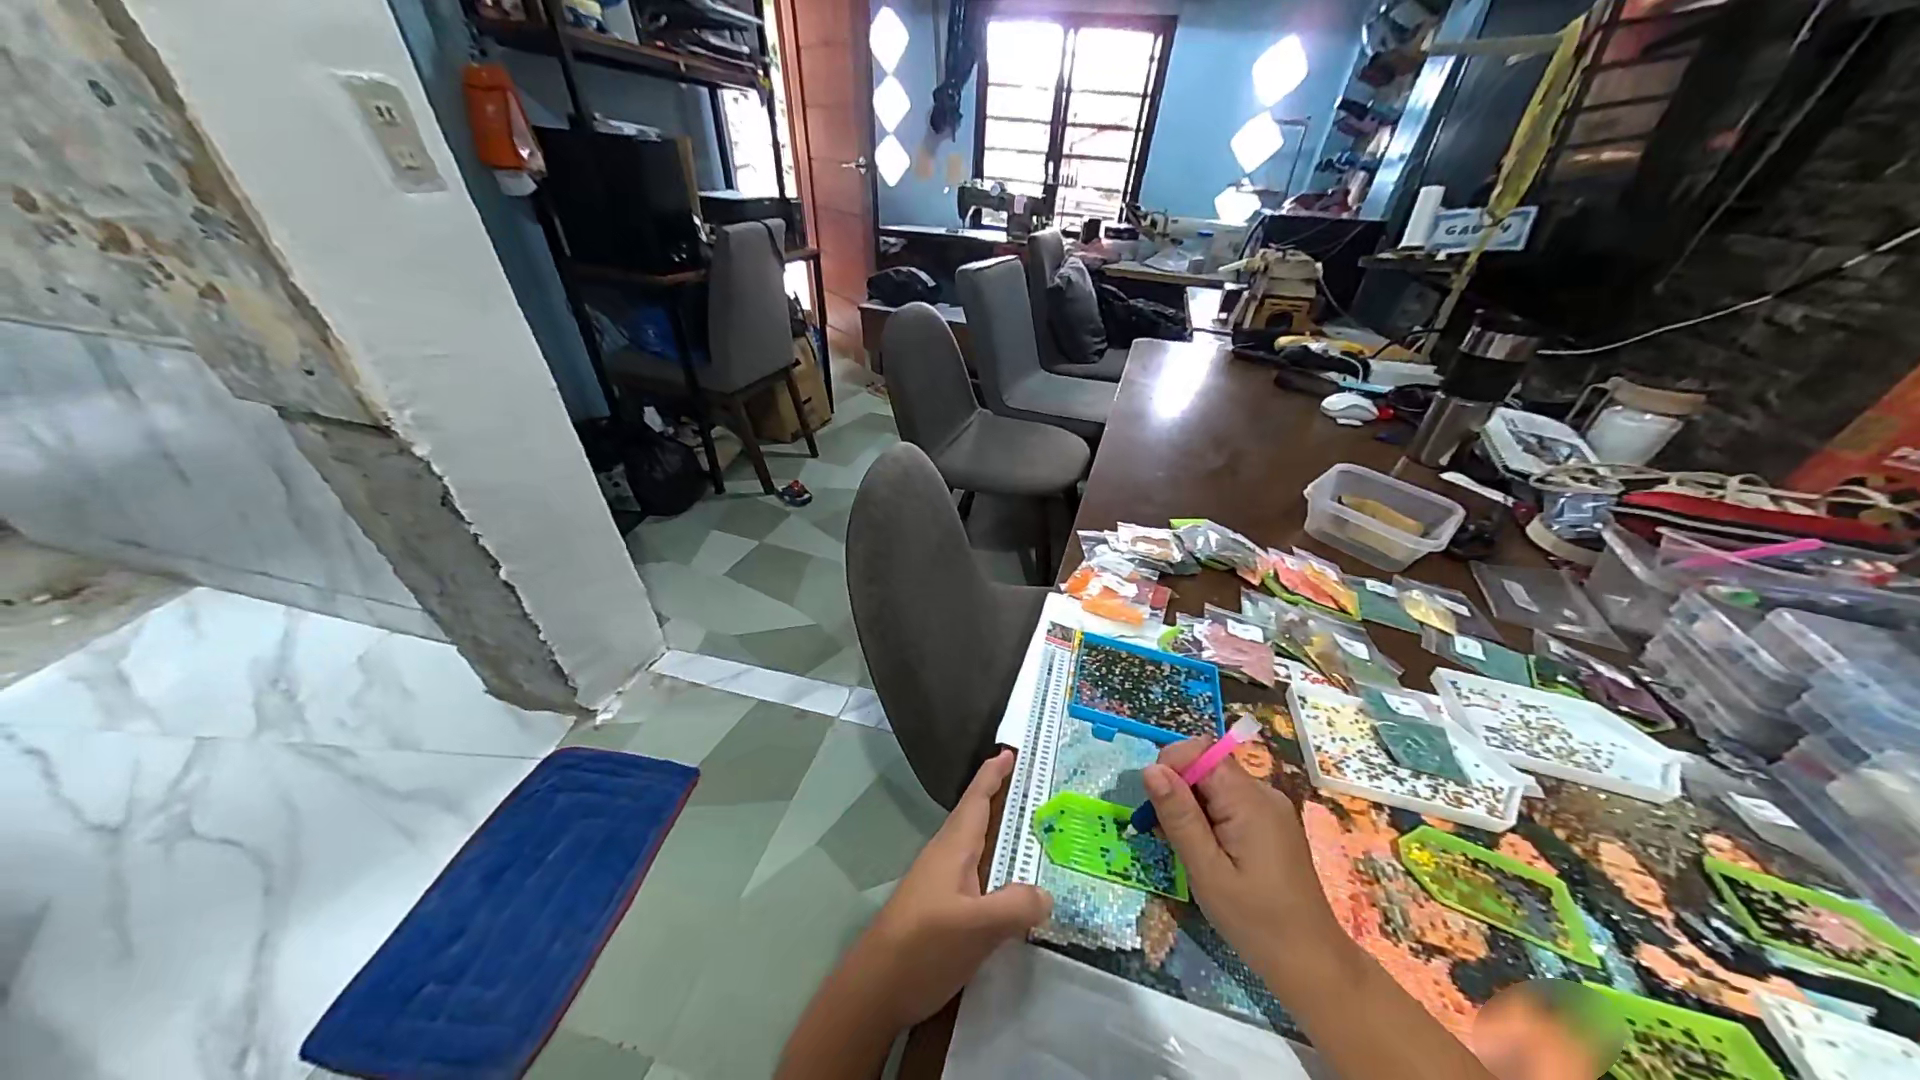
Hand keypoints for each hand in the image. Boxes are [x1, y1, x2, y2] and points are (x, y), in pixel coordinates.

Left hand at [842, 749, 1052, 1027]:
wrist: (874, 988)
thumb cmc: (923, 946)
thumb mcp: (977, 928)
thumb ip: (1015, 907)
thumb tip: (1046, 894)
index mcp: (953, 849)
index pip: (976, 800)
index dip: (993, 775)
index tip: (1011, 751)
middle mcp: (946, 858)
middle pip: (976, 817)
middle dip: (1001, 798)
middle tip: (1033, 786)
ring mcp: (941, 883)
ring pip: (976, 845)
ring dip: (999, 831)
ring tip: (1030, 830)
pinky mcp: (941, 908)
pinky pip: (976, 872)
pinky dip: (996, 864)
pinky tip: (1009, 883)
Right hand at [1141, 739, 1343, 989]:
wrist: (1312, 963)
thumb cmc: (1255, 920)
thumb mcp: (1206, 870)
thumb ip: (1178, 816)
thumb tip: (1151, 769)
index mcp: (1249, 799)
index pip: (1202, 749)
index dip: (1172, 764)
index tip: (1157, 803)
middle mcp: (1262, 793)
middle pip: (1207, 765)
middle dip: (1178, 788)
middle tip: (1165, 832)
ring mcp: (1270, 808)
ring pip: (1216, 784)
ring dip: (1191, 805)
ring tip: (1186, 848)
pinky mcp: (1271, 824)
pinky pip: (1230, 802)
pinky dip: (1209, 816)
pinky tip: (1207, 852)